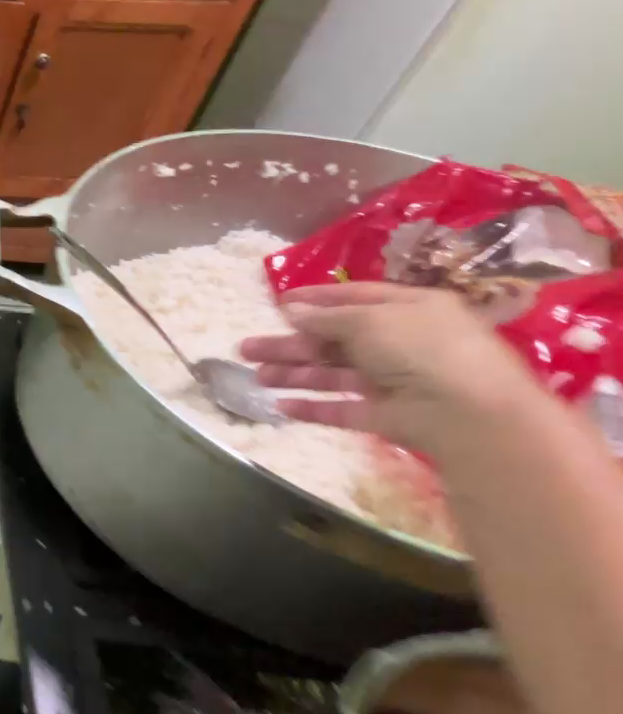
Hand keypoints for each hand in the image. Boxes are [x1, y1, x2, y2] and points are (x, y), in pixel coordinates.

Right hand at [239, 282, 551, 455]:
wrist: (467, 412)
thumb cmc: (423, 349)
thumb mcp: (370, 320)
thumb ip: (326, 317)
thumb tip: (292, 310)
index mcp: (410, 310)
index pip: (357, 299)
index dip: (317, 299)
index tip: (278, 302)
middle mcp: (402, 343)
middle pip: (335, 340)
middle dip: (290, 343)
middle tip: (246, 348)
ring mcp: (393, 381)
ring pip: (332, 374)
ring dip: (293, 373)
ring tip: (256, 376)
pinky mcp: (384, 415)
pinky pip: (341, 408)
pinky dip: (312, 407)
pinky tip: (281, 406)